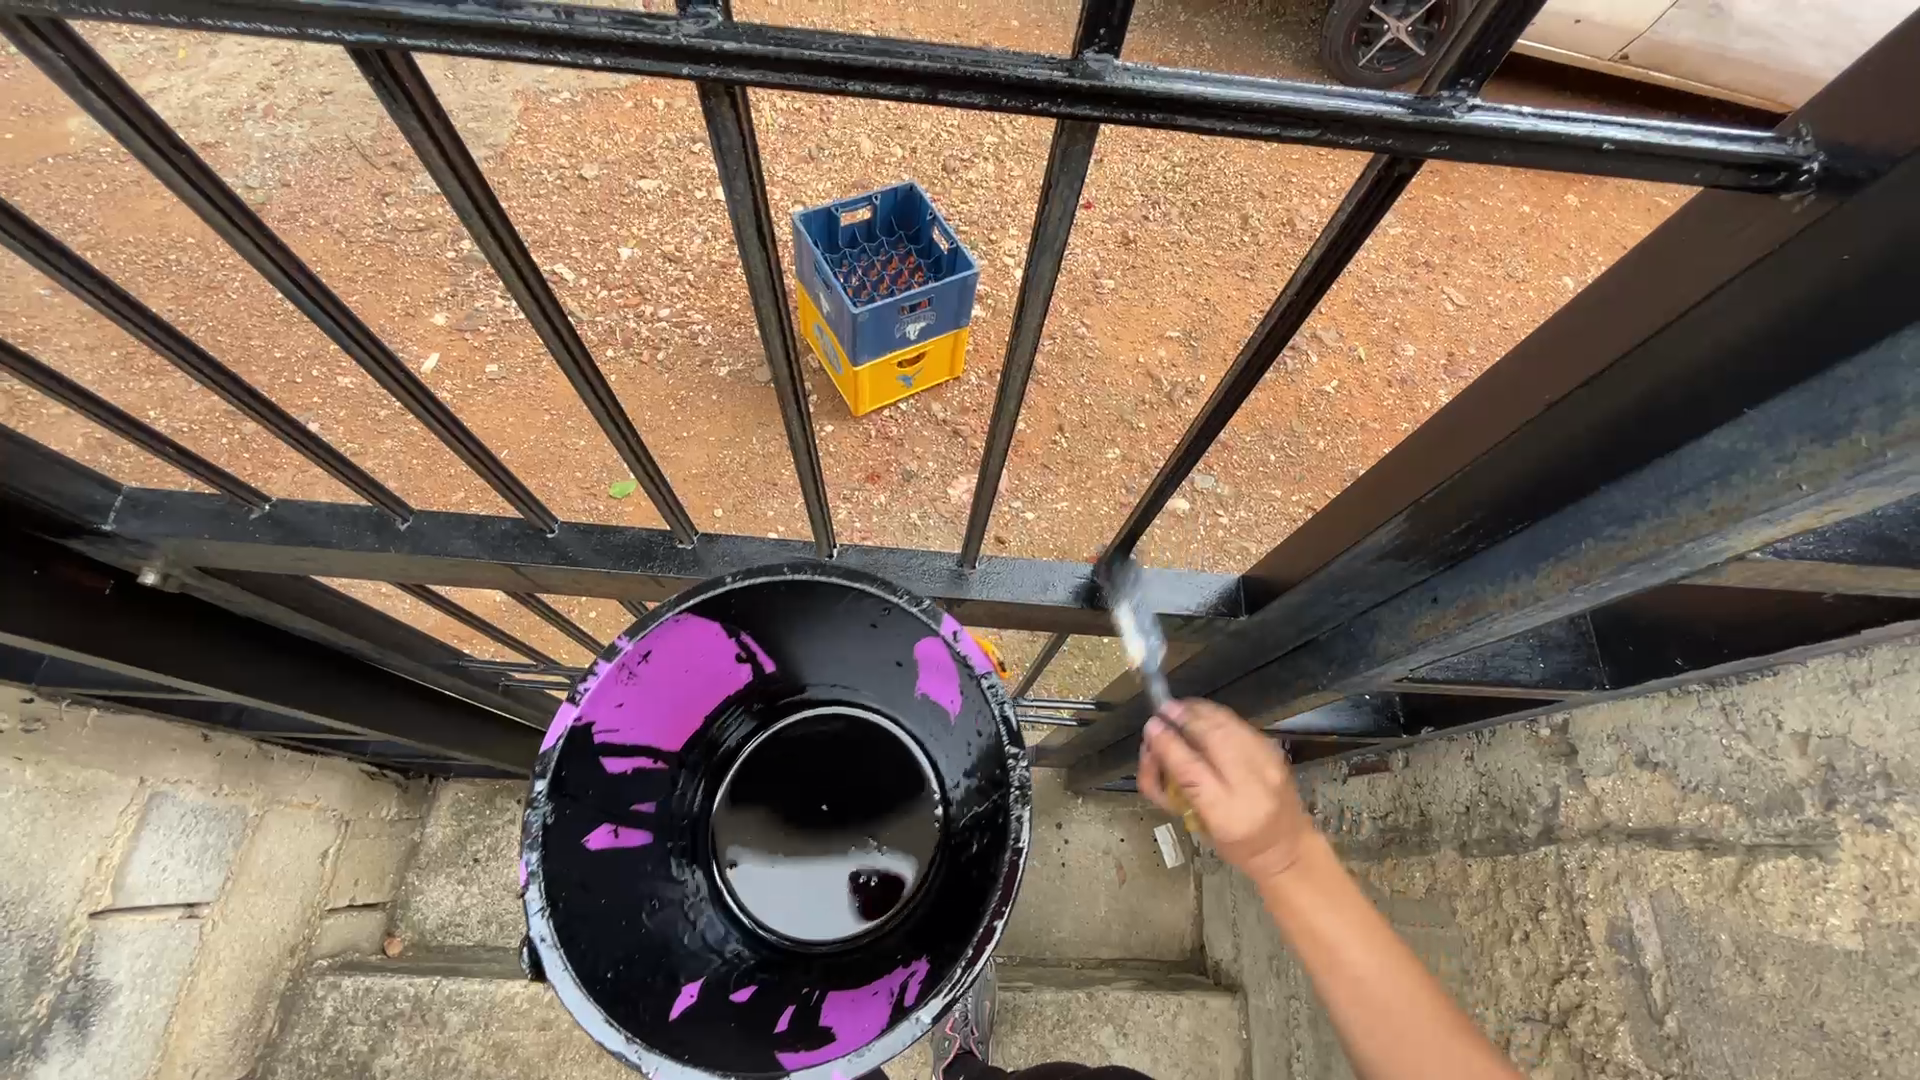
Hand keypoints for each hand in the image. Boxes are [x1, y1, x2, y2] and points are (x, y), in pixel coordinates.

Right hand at [1138, 699, 1316, 881]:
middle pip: (1213, 739)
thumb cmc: (1239, 846)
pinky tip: (1203, 713)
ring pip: (1229, 725)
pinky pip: (1241, 724)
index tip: (1151, 727)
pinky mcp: (1275, 753)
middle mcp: (1251, 788)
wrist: (1290, 850)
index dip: (1168, 745)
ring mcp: (1268, 767)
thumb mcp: (1199, 828)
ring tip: (1180, 707)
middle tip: (1164, 710)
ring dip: (1200, 711)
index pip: (1191, 773)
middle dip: (1185, 718)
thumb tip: (1152, 750)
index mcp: (1227, 815)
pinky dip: (1218, 715)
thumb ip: (1172, 791)